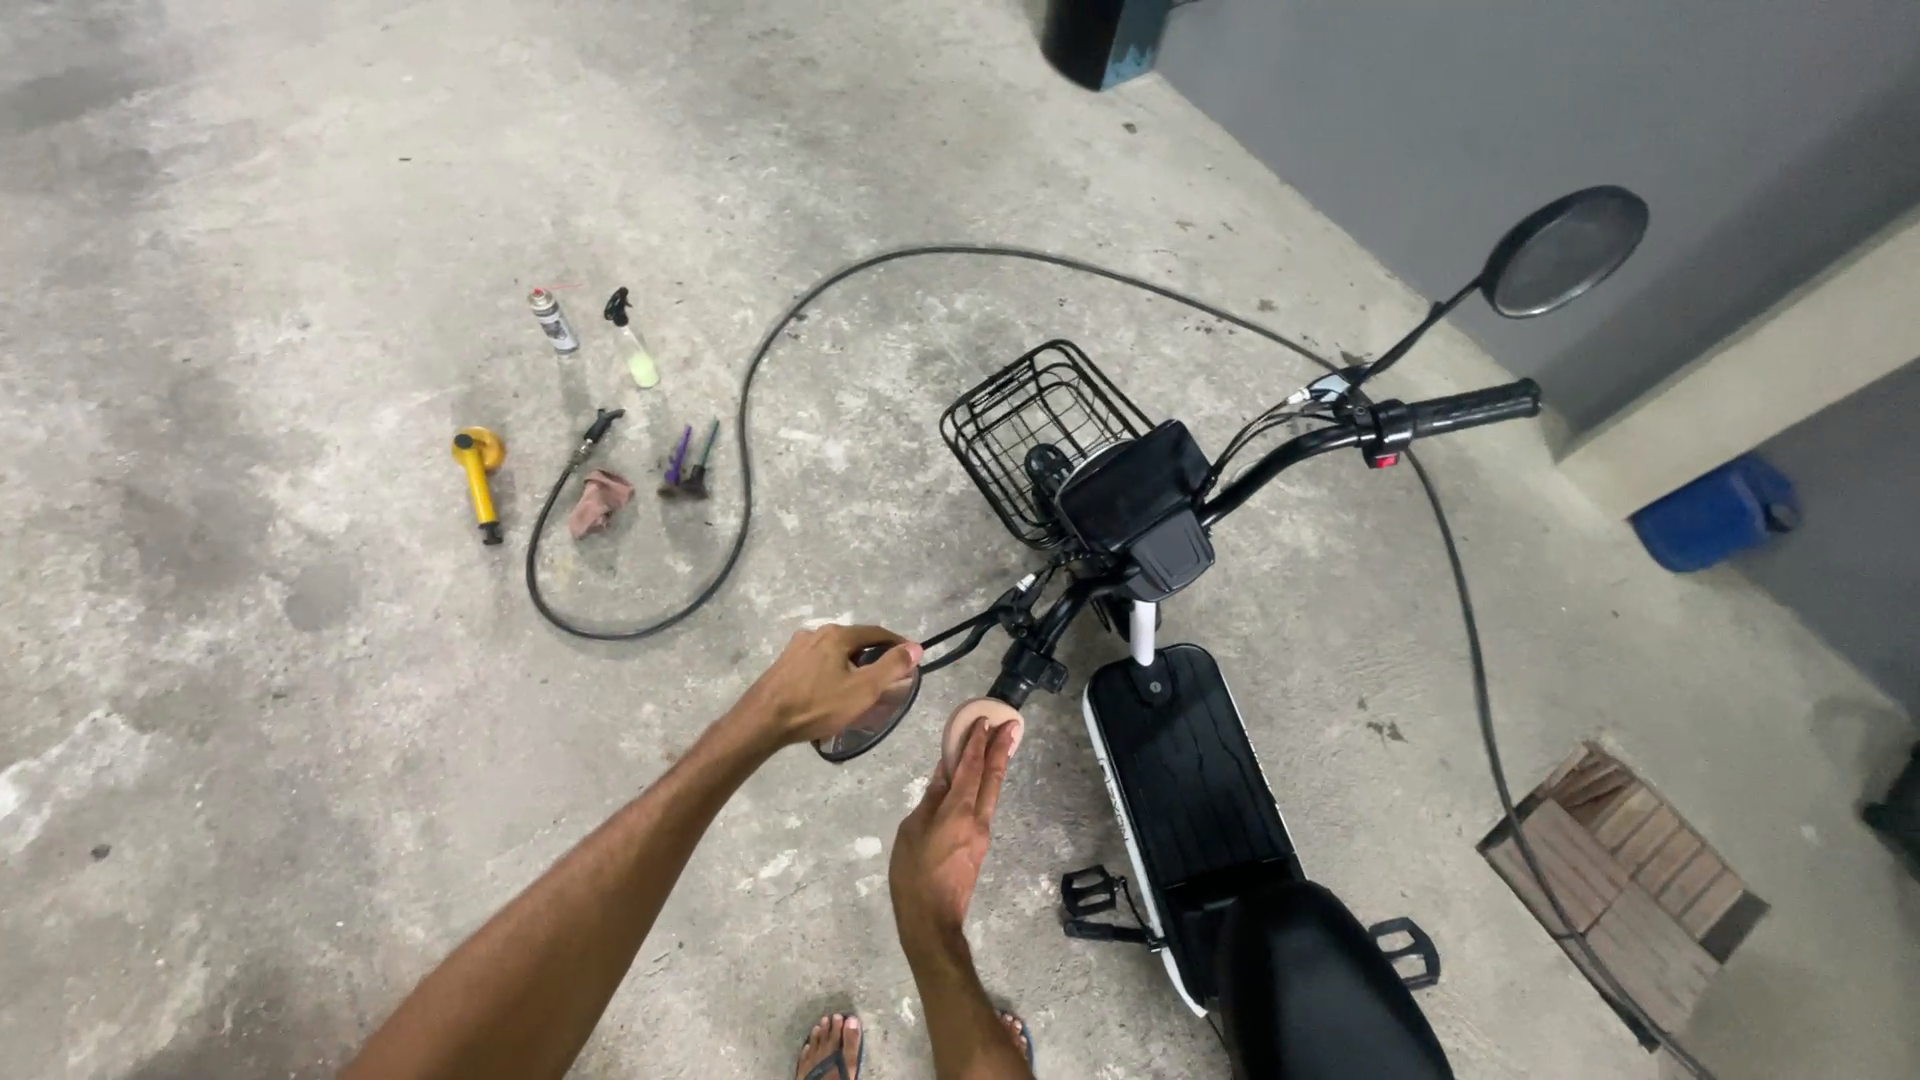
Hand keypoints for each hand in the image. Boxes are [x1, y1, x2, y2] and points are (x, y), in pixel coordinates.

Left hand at [736, 624, 922, 747]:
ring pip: (833, 651)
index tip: (910, 657)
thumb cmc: (817, 704)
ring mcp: (796, 648)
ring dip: (850, 663)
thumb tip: (915, 647)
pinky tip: (829, 689)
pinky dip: (831, 670)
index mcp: (838, 634)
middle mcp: (816, 633)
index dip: (896, 644)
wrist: (763, 721)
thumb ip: (891, 666)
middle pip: (854, 640)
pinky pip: (817, 662)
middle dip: (872, 655)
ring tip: (858, 685)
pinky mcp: (783, 664)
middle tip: (885, 675)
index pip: (876, 632)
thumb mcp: (863, 689)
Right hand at [890, 717, 1018, 955]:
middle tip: (1011, 725)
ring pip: (992, 792)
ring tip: (1003, 744)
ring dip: (997, 765)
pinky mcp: (979, 847)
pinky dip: (987, 785)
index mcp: (958, 812)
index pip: (971, 768)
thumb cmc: (913, 874)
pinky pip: (985, 806)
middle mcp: (977, 819)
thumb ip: (930, 799)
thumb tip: (944, 772)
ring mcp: (982, 834)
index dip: (977, 743)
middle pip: (992, 777)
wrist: (932, 921)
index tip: (984, 721)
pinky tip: (981, 780)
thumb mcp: (912, 831)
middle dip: (1001, 748)